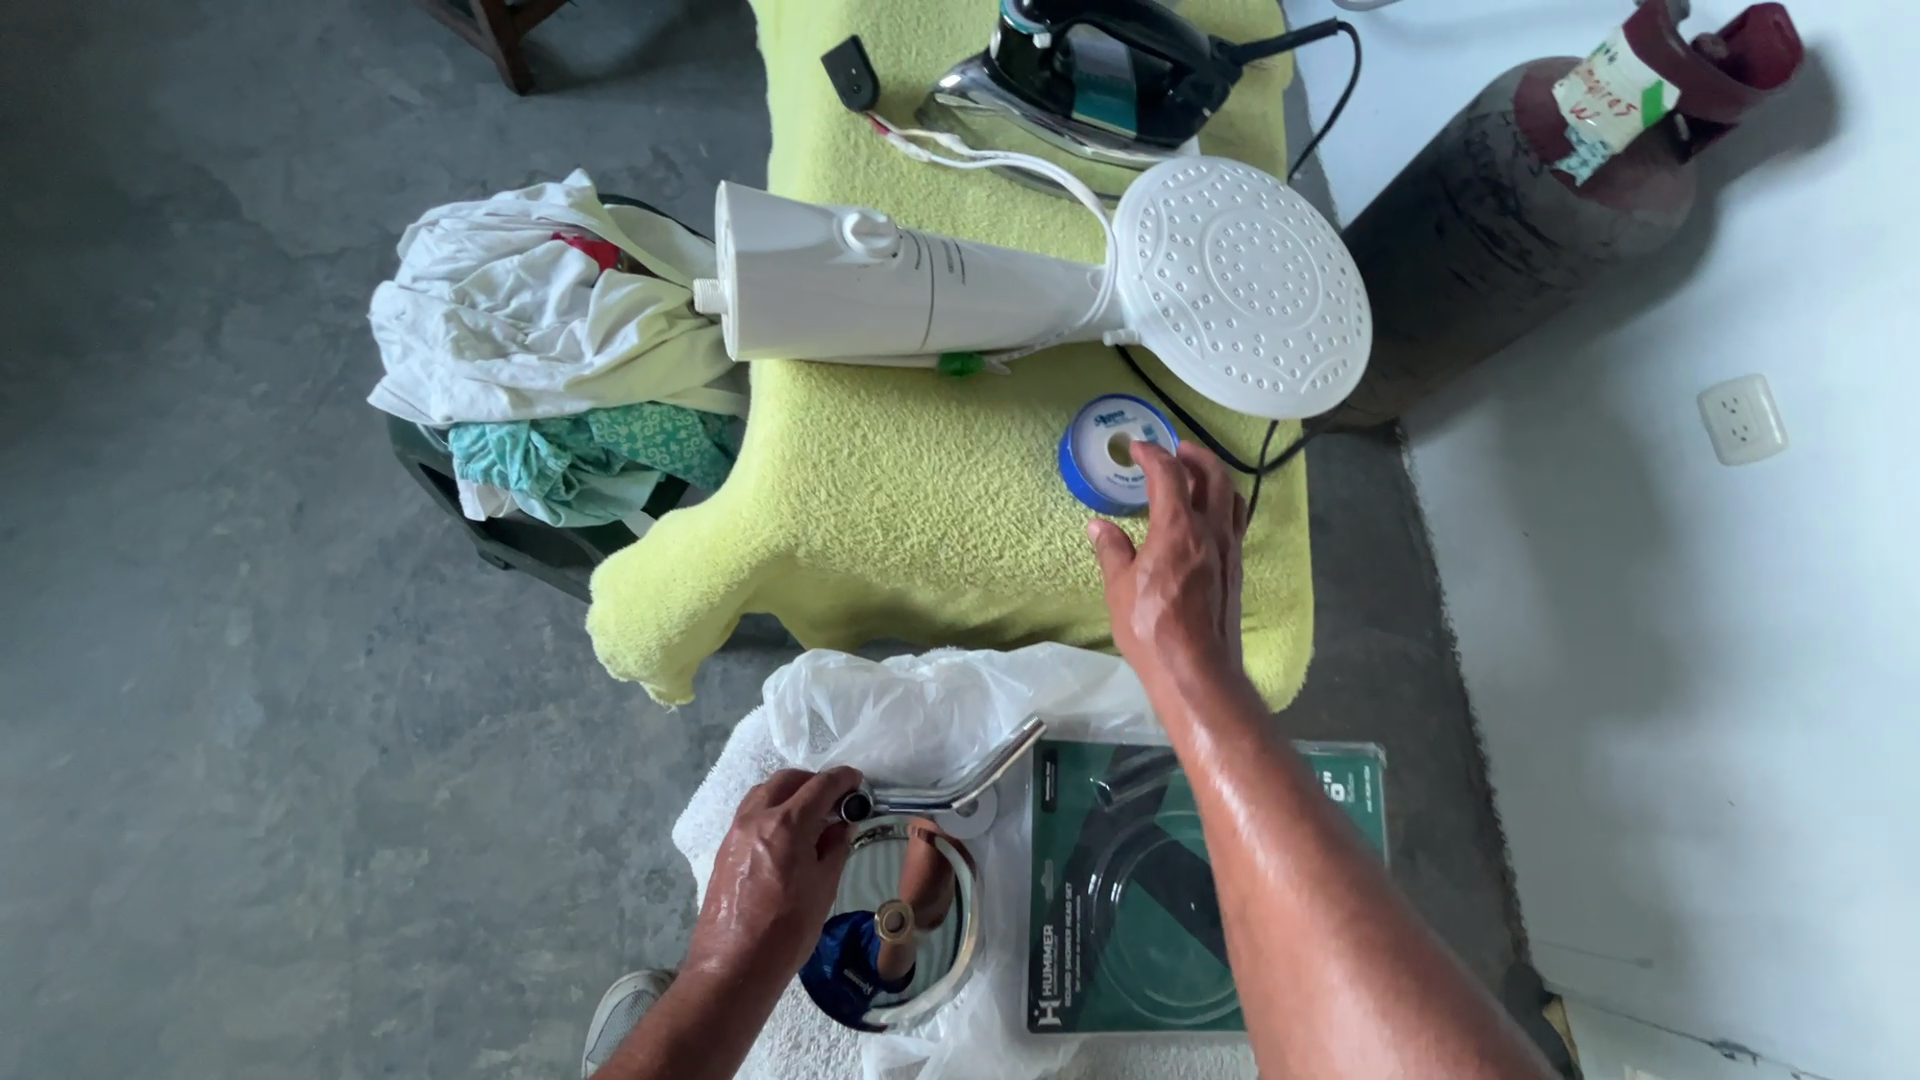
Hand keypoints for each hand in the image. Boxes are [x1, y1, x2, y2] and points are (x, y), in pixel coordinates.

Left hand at [684, 767, 863, 989]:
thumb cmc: (786, 931)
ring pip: (764, 792)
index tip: (857, 781)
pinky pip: (750, 812)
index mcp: (786, 824)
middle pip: (787, 780)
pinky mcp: (724, 848)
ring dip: (789, 792)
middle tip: (834, 798)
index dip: (843, 779)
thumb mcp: (824, 888)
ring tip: (809, 813)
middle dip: (813, 781)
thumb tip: (841, 825)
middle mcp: (757, 818)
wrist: (733, 968)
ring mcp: (736, 832)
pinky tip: (785, 833)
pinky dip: (771, 809)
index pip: (820, 786)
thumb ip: (835, 847)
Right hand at [1088, 441, 1248, 694]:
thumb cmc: (1151, 629)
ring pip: (1231, 497)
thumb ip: (1111, 550)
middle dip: (1194, 455)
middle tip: (1176, 450)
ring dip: (1214, 477)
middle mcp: (1211, 531)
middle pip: (1213, 476)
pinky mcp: (1235, 569)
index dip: (1152, 455)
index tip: (1136, 448)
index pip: (1169, 475)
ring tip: (1196, 475)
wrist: (1196, 670)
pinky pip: (1235, 522)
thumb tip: (1099, 526)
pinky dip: (1222, 504)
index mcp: (1178, 529)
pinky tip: (1206, 517)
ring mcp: (1229, 550)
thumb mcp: (1119, 588)